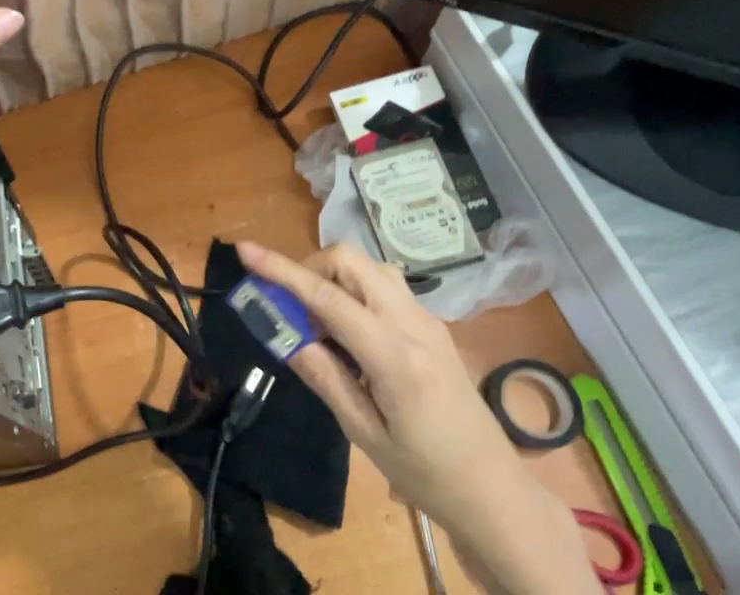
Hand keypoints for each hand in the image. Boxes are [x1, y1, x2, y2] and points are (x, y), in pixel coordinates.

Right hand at [236, 241, 527, 525]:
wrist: (493, 489)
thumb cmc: (425, 472)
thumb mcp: (363, 433)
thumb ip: (323, 376)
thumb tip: (286, 335)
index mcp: (395, 355)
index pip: (328, 298)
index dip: (281, 271)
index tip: (246, 250)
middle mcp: (413, 324)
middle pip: (352, 262)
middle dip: (310, 269)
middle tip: (291, 311)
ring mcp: (427, 320)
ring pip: (369, 269)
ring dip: (333, 280)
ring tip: (318, 328)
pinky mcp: (432, 327)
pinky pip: (383, 289)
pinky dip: (353, 295)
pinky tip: (347, 339)